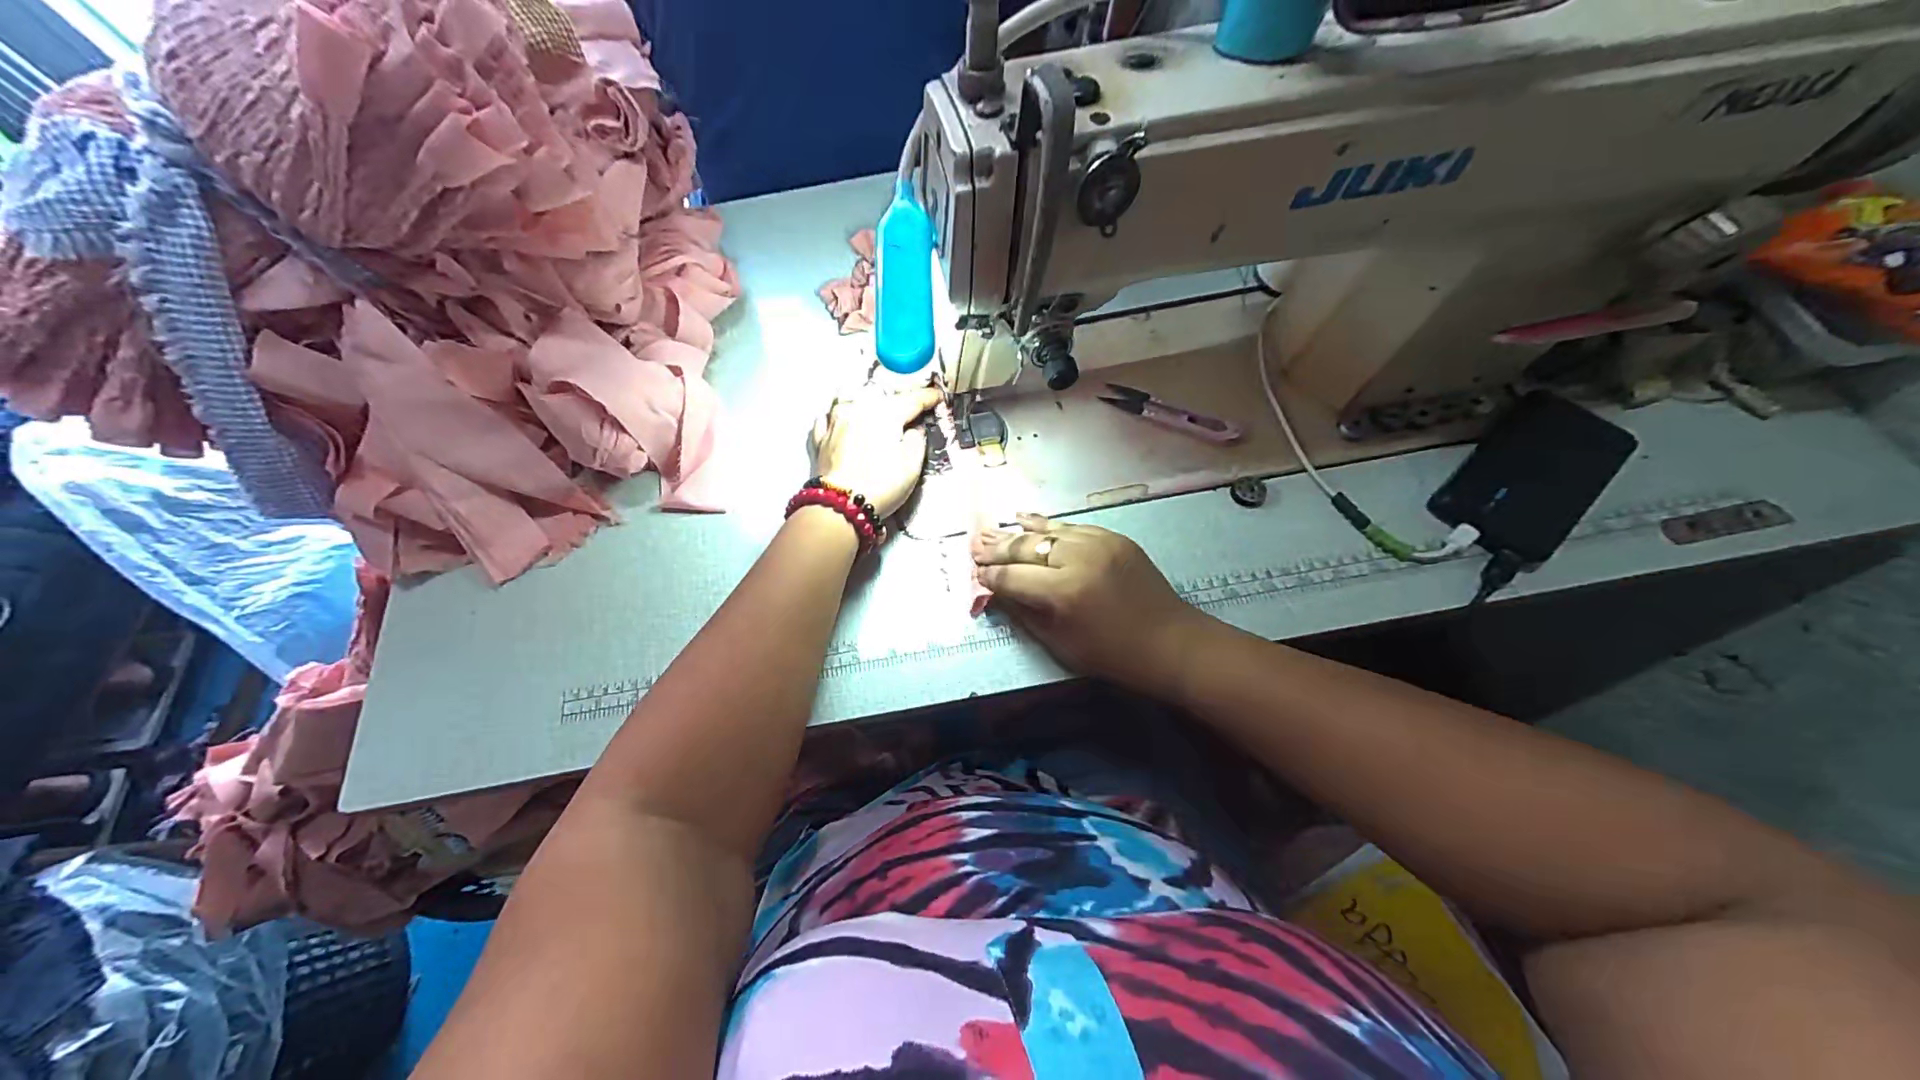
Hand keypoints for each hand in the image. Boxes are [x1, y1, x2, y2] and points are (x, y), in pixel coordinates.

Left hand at [811, 385, 942, 519]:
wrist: (841, 505)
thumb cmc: (880, 485)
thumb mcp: (912, 464)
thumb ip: (917, 440)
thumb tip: (914, 430)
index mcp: (885, 413)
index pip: (912, 399)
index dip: (928, 397)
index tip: (937, 397)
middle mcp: (858, 409)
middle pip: (882, 398)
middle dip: (897, 400)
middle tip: (910, 407)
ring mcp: (835, 422)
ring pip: (852, 401)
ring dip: (865, 403)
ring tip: (874, 409)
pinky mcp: (820, 439)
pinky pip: (829, 418)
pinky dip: (838, 417)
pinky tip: (841, 420)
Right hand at [972, 514, 1212, 695]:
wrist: (1170, 643)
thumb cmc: (1111, 655)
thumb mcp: (1060, 643)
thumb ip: (1024, 613)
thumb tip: (995, 592)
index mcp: (1064, 591)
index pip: (1013, 577)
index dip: (990, 576)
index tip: (974, 574)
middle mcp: (1079, 558)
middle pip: (1026, 547)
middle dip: (997, 549)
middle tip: (973, 546)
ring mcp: (1099, 543)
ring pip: (1047, 530)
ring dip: (1017, 532)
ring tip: (990, 531)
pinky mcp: (1114, 538)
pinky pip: (1072, 526)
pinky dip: (1047, 524)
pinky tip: (1026, 519)